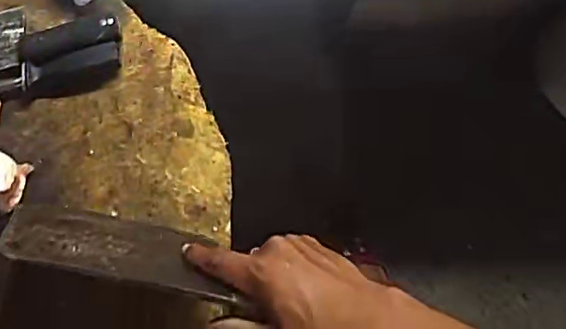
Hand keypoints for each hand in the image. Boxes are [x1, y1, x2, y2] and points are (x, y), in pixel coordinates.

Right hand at [185, 236, 466, 328]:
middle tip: (260, 312)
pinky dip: (294, 274)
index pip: (221, 261)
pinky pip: (295, 258)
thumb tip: (216, 322)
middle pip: (250, 263)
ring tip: (291, 311)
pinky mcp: (320, 248)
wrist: (379, 323)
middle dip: (250, 284)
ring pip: (274, 260)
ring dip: (274, 279)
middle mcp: (278, 248)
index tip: (186, 253)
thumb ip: (245, 327)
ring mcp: (301, 245)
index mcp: (263, 270)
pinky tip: (309, 300)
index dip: (201, 259)